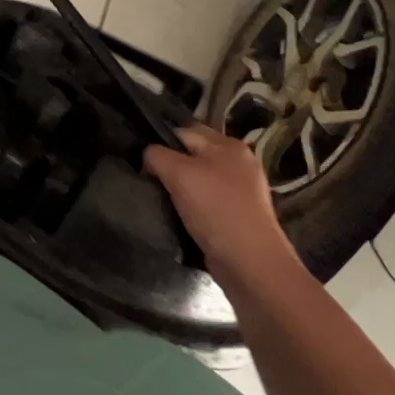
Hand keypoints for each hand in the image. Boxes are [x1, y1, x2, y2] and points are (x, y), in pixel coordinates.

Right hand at [143, 126, 297, 283]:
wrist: (251, 263)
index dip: (161, 143)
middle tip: (151, 182)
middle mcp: (239, 162)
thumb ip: (157, 155)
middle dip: (171, 166)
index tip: (143, 163)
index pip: (184, 131)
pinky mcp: (239, 215)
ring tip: (163, 201)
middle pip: (192, 155)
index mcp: (229, 144)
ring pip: (199, 180)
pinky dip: (193, 207)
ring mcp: (242, 190)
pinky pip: (207, 201)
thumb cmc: (216, 210)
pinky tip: (181, 217)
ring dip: (181, 189)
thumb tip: (148, 157)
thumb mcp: (178, 174)